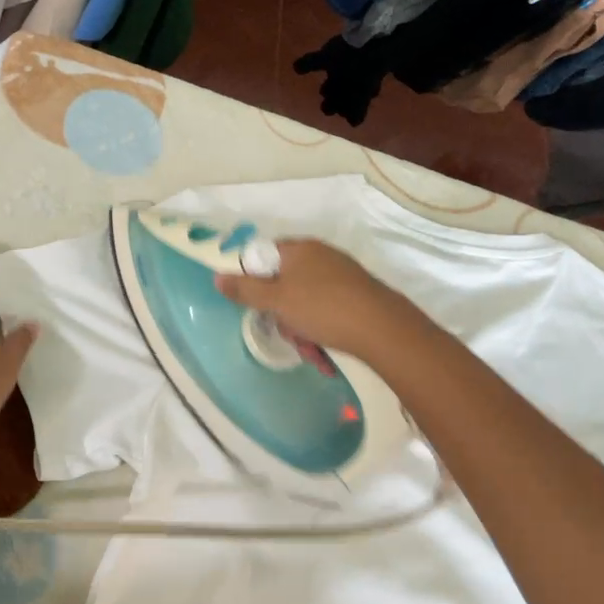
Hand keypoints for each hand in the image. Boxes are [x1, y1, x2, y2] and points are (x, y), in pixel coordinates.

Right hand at [213, 239, 427, 360]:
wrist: (386, 331)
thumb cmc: (323, 309)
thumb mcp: (275, 300)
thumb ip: (244, 289)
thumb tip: (216, 277)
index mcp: (300, 249)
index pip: (265, 255)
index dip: (255, 278)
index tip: (257, 303)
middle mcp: (322, 257)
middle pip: (285, 283)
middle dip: (283, 314)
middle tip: (288, 334)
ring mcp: (344, 277)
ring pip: (307, 302)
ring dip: (302, 329)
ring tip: (311, 352)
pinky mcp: (360, 297)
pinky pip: (329, 311)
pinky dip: (323, 331)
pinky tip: (326, 354)